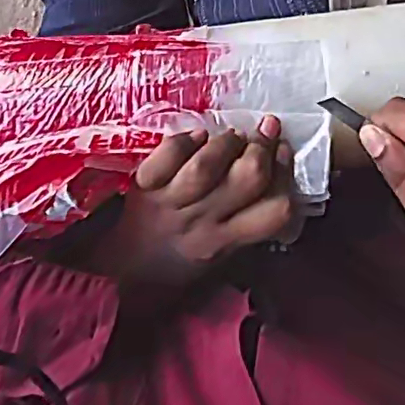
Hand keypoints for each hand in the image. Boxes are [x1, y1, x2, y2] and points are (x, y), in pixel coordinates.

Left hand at [78, 116, 294, 291]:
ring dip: (225, 143)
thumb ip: (244, 225)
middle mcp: (203, 221)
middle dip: (262, 148)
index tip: (283, 151)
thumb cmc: (173, 264)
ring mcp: (172, 203)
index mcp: (226, 241)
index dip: (285, 175)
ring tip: (230, 135)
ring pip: (207, 166)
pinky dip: (184, 141)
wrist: (119, 274)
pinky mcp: (145, 187)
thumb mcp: (218, 255)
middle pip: (247, 179)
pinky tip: (195, 135)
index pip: (275, 212)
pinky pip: (167, 157)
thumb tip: (274, 180)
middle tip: (264, 131)